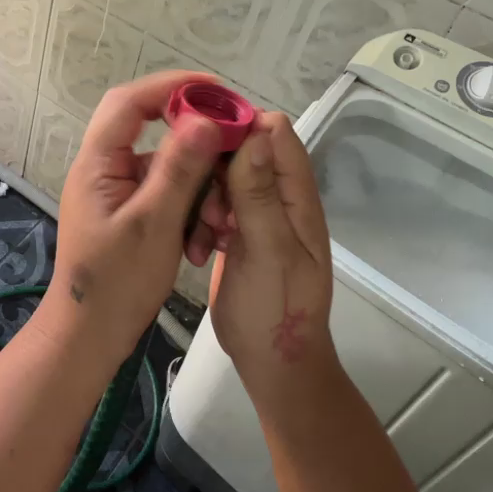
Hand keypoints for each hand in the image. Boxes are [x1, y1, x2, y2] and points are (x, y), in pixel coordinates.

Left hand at [37, 71, 224, 362]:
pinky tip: (205, 241)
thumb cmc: (116, 282)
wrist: (90, 336)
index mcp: (98, 161)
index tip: (217, 91)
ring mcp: (116, 191)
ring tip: (219, 221)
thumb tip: (205, 118)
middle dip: (196, 144)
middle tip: (235, 151)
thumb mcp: (154, 223)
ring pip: (165, 167)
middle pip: (152, 130)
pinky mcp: (128, 213)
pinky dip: (188, 209)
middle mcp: (104, 167)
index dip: (172, 87)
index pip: (130, 101)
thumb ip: (178, 169)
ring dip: (197, 186)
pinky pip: (164, 194)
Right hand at [206, 113, 337, 415]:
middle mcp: (278, 198)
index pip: (272, 132)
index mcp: (295, 196)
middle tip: (202, 205)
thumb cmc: (276, 311)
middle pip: (240, 151)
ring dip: (202, 198)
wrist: (272, 365)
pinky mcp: (236, 233)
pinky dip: (199, 220)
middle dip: (212, 168)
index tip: (200, 141)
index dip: (238, 127)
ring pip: (220, 177)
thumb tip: (256, 132)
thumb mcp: (267, 252)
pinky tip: (197, 249)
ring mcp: (256, 216)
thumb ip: (259, 194)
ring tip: (200, 233)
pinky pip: (212, 206)